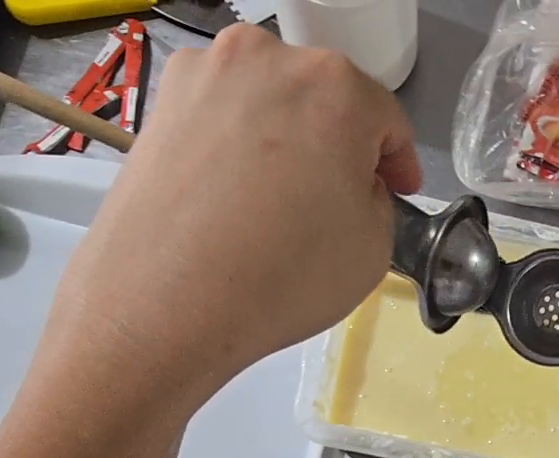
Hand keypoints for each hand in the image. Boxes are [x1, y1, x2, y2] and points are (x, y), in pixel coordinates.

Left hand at [32, 25, 422, 422]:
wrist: (167, 298)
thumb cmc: (286, 273)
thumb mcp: (374, 248)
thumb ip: (377, 201)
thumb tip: (353, 187)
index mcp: (337, 87)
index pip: (386, 117)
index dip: (397, 162)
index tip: (397, 191)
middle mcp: (268, 59)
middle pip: (324, 100)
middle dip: (339, 146)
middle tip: (340, 201)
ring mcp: (205, 74)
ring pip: (268, 106)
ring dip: (286, 144)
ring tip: (282, 206)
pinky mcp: (160, 103)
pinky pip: (221, 121)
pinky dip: (237, 152)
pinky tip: (237, 203)